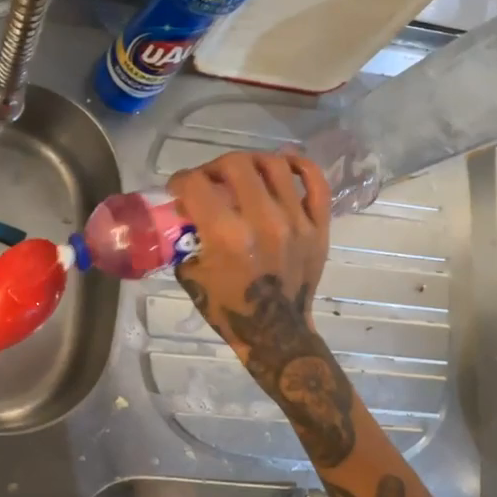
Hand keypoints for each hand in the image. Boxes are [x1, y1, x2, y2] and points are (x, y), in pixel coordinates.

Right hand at [169, 150, 331, 342]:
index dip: (180, 181)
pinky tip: (282, 164)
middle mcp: (262, 220)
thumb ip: (188, 242)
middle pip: (235, 165)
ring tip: (242, 173)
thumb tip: (185, 215)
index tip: (178, 188)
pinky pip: (316, 182)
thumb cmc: (229, 309)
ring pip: (274, 165)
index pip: (197, 185)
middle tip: (209, 180)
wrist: (276, 334)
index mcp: (226, 236)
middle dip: (213, 167)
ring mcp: (295, 221)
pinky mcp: (318, 226)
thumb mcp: (193, 277)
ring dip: (250, 162)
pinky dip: (299, 165)